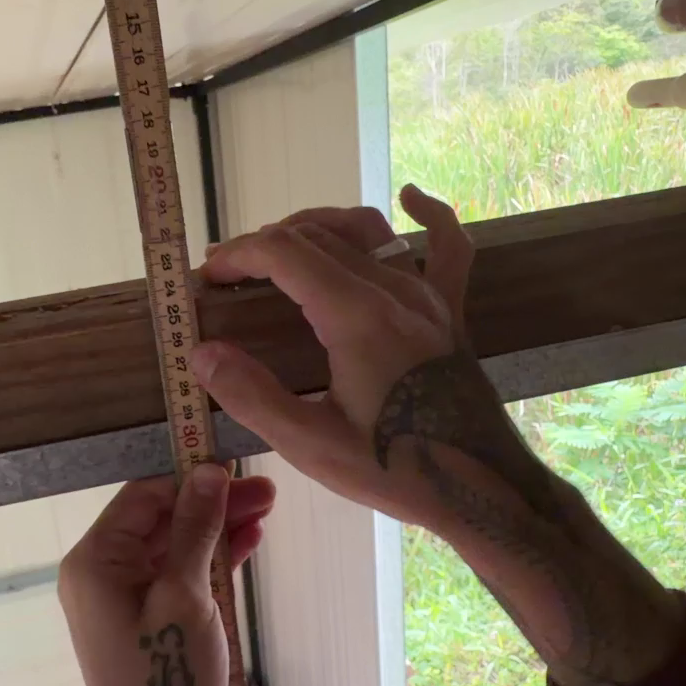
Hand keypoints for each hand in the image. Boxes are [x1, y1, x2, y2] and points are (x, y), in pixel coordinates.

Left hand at [57, 466, 274, 685]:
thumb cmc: (169, 680)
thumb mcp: (186, 595)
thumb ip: (195, 528)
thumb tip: (208, 470)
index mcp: (94, 561)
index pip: (142, 498)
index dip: (190, 480)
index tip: (237, 469)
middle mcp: (99, 573)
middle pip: (160, 521)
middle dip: (212, 505)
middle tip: (267, 491)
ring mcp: (120, 598)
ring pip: (172, 547)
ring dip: (216, 530)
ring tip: (267, 510)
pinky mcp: (142, 619)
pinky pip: (174, 576)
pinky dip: (208, 561)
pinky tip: (247, 543)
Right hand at [190, 184, 475, 530]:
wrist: (484, 487)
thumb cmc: (395, 469)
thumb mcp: (311, 445)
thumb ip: (252, 396)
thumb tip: (202, 354)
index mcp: (356, 315)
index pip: (284, 252)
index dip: (237, 255)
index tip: (206, 278)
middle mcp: (393, 289)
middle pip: (317, 234)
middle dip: (262, 244)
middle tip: (226, 276)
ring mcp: (427, 294)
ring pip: (366, 228)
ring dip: (315, 225)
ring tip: (279, 247)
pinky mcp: (450, 309)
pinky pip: (447, 245)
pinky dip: (428, 214)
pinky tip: (411, 198)